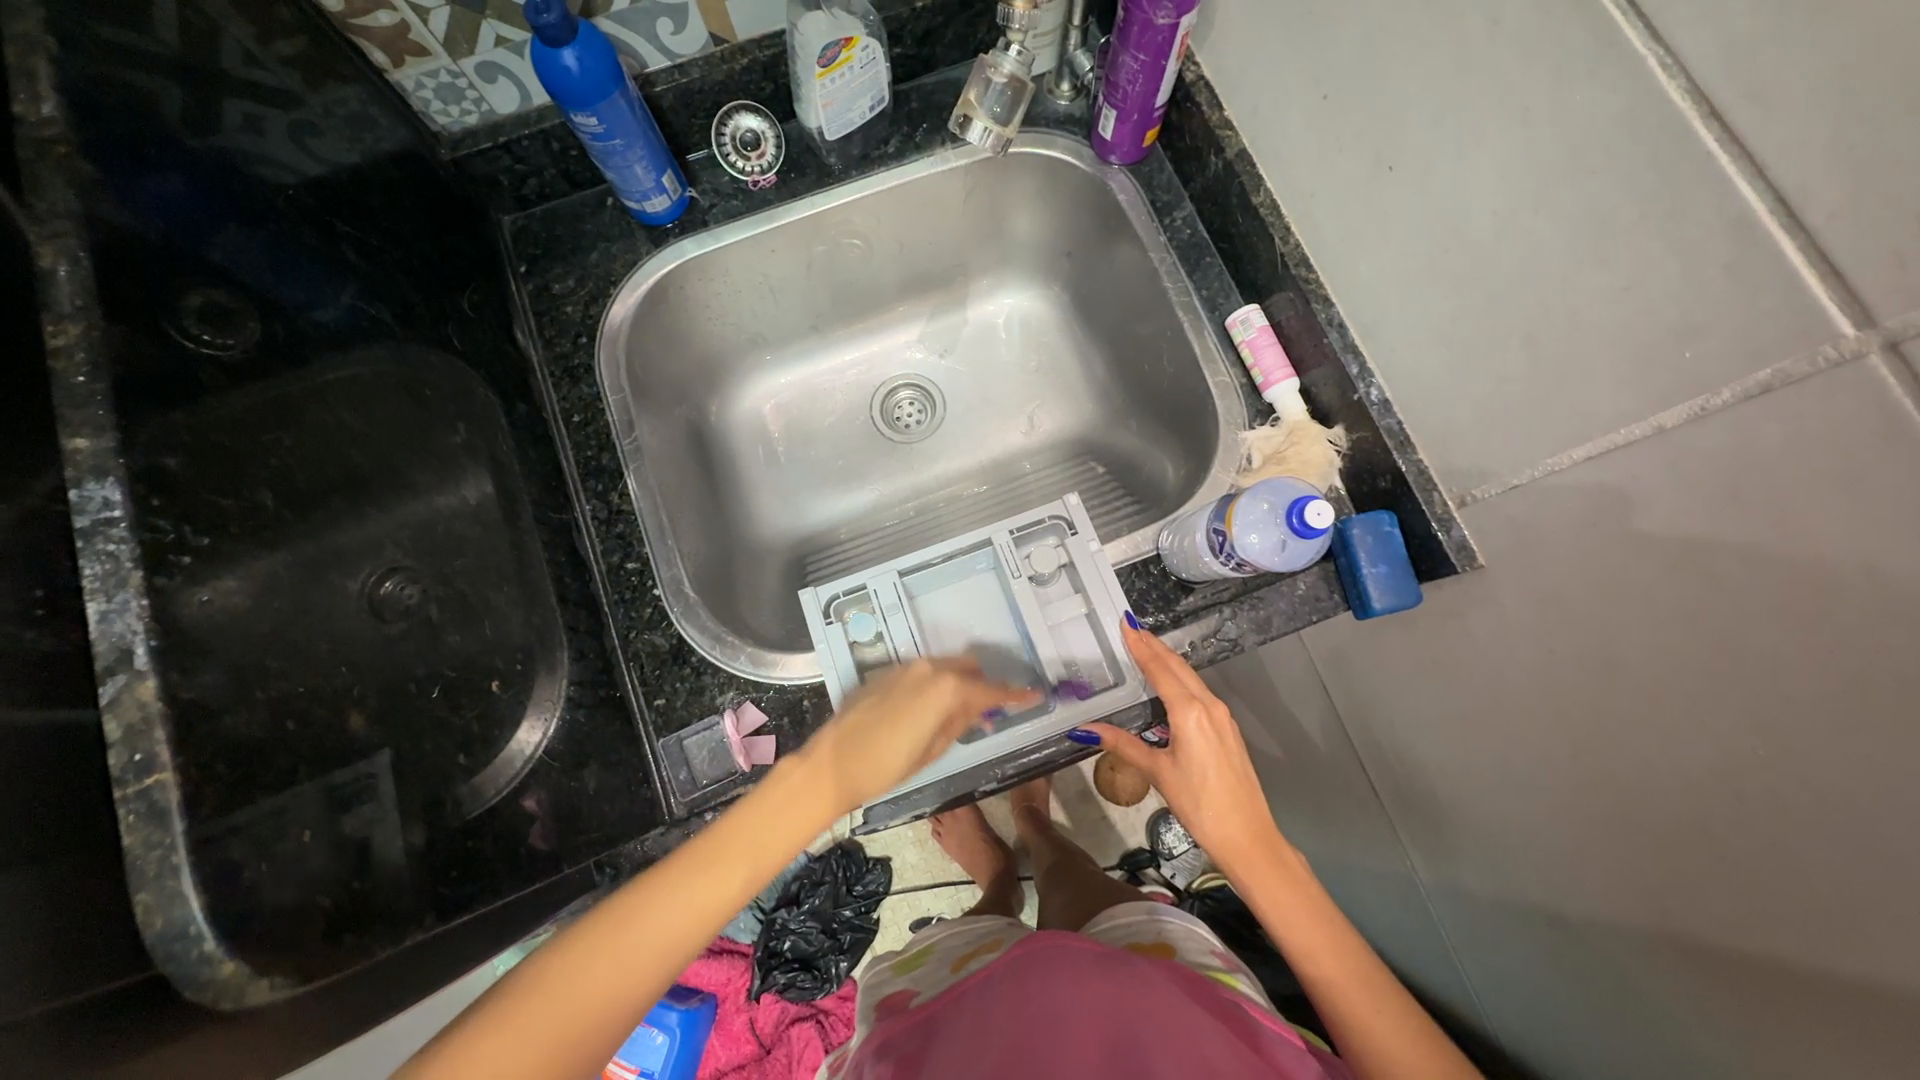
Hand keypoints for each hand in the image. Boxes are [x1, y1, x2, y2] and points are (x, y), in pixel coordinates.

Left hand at [798, 657, 1040, 813]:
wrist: (832, 764)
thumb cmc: (886, 765)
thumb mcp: (933, 750)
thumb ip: (960, 722)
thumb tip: (979, 710)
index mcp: (945, 688)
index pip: (989, 689)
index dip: (1014, 695)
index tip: (1034, 695)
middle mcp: (927, 668)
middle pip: (968, 668)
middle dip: (982, 685)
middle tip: (989, 712)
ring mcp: (903, 668)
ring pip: (943, 667)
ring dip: (957, 684)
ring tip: (958, 713)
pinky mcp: (884, 674)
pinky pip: (921, 673)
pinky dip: (933, 685)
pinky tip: (928, 709)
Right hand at [1076, 622, 1289, 874]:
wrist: (1247, 835)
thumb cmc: (1200, 804)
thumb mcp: (1157, 773)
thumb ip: (1123, 745)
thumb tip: (1085, 730)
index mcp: (1190, 712)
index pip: (1161, 670)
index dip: (1141, 646)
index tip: (1126, 623)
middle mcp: (1209, 706)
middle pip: (1178, 668)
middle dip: (1154, 646)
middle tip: (1132, 627)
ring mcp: (1222, 717)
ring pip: (1192, 679)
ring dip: (1168, 661)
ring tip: (1146, 648)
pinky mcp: (1227, 729)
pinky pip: (1200, 693)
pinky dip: (1181, 680)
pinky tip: (1170, 683)